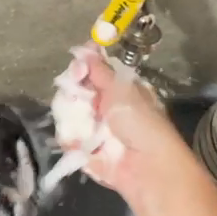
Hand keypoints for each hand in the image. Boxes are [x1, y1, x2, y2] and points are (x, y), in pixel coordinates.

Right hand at [60, 45, 188, 201]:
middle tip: (73, 93)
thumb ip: (100, 70)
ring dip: (70, 115)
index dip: (83, 66)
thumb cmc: (140, 123)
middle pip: (77, 90)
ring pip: (69, 113)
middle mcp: (107, 107)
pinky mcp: (86, 150)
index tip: (77, 66)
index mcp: (120, 90)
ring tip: (80, 120)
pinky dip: (70, 139)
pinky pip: (68, 138)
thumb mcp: (121, 90)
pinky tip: (77, 140)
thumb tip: (87, 48)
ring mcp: (95, 129)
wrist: (147, 168)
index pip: (94, 71)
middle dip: (72, 90)